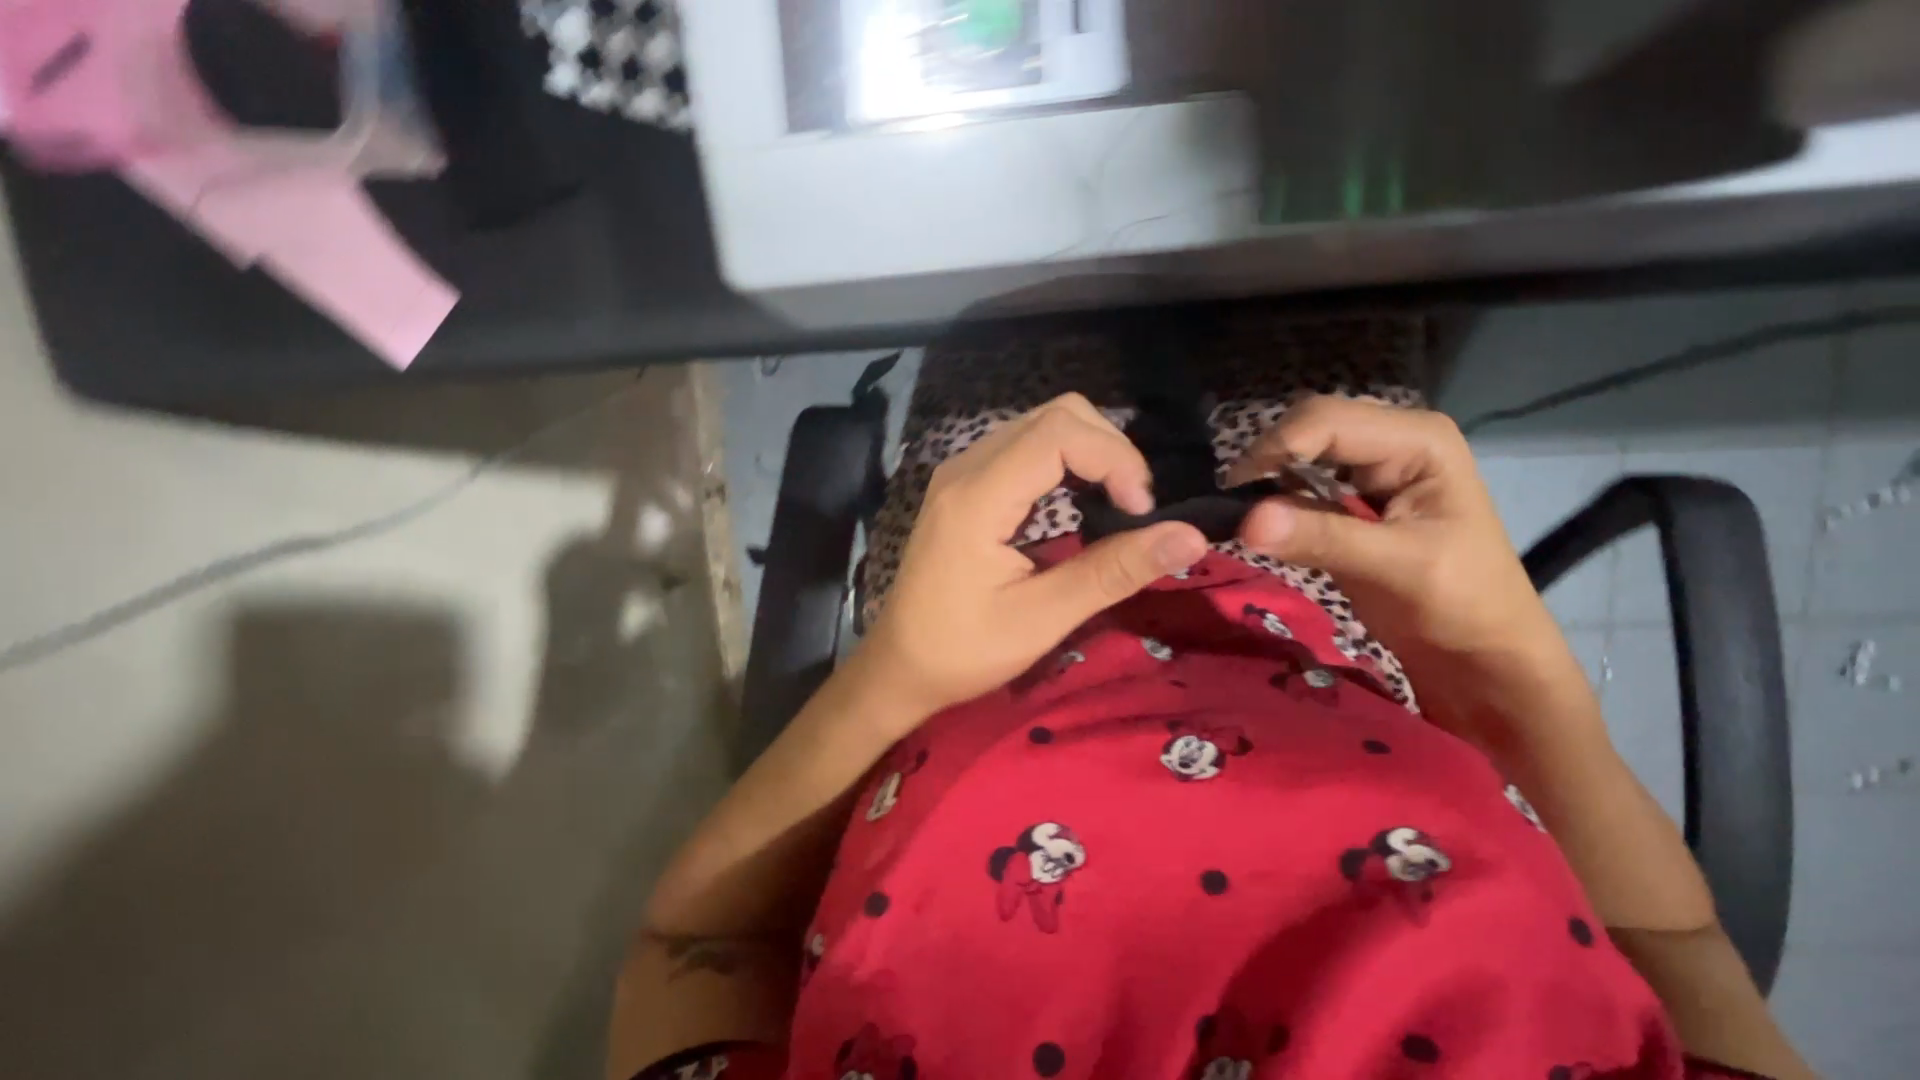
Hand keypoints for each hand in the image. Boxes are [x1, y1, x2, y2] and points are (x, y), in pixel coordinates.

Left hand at [848, 394, 1207, 731]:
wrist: (899, 666)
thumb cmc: (964, 652)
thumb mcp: (1042, 619)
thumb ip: (1113, 572)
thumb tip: (1190, 538)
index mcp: (977, 496)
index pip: (1059, 431)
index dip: (1115, 458)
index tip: (1141, 511)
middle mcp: (966, 468)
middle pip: (1055, 415)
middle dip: (1110, 450)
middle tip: (1135, 508)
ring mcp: (963, 472)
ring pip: (1042, 425)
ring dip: (1091, 453)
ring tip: (1118, 506)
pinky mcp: (967, 485)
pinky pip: (1026, 448)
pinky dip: (1067, 463)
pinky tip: (1082, 504)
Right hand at [1225, 397, 1581, 733]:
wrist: (1482, 654)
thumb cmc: (1460, 606)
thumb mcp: (1394, 568)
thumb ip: (1322, 537)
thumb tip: (1247, 520)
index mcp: (1419, 439)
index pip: (1326, 421)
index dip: (1275, 451)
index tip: (1235, 499)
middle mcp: (1394, 438)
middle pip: (1308, 426)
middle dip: (1269, 462)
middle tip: (1236, 511)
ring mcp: (1374, 465)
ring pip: (1300, 451)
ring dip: (1269, 480)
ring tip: (1246, 519)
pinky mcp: (1355, 495)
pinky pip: (1303, 481)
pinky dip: (1278, 499)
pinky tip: (1266, 525)